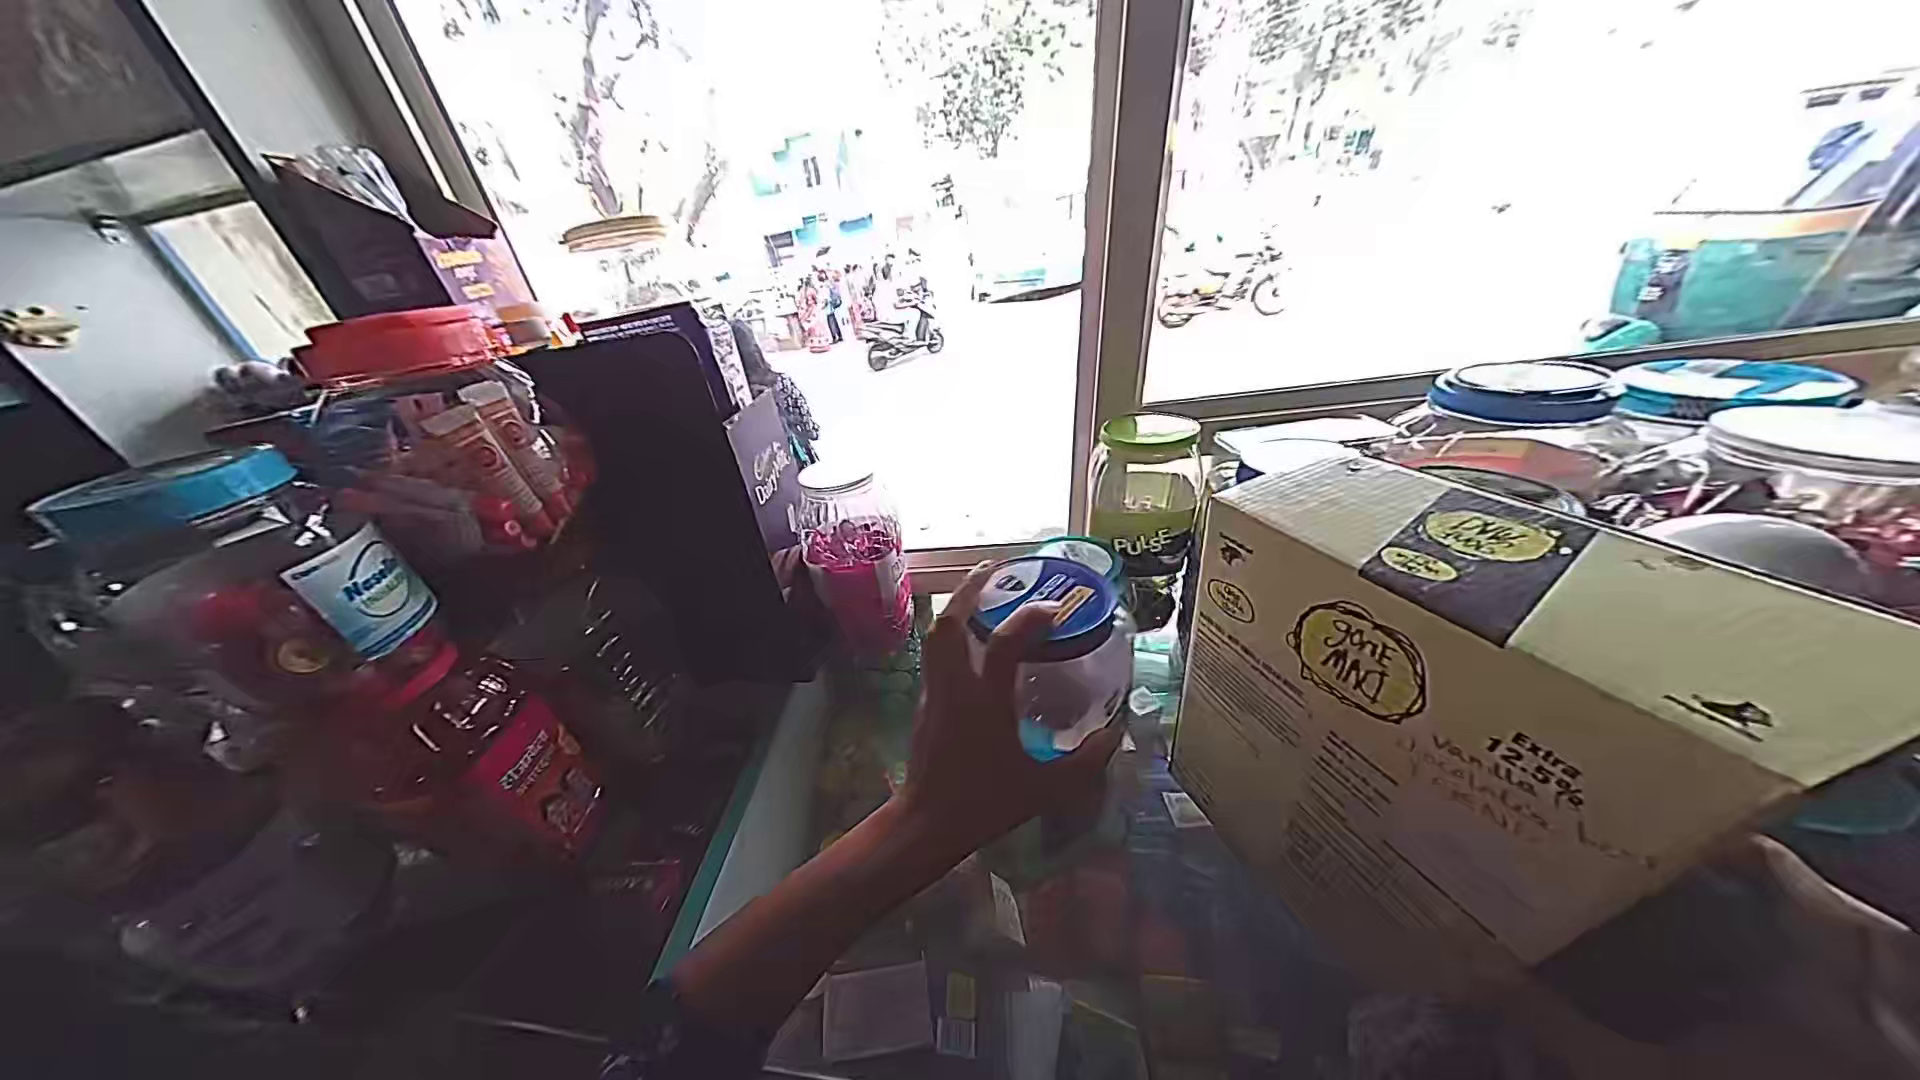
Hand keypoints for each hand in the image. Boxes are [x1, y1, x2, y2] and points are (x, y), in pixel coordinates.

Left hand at [895, 562, 1123, 859]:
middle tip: (997, 569)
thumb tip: (1114, 735)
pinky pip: (936, 651)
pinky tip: (974, 635)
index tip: (1055, 608)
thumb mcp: (1044, 789)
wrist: (927, 822)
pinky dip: (953, 630)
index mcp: (984, 703)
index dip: (1030, 619)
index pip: (1004, 645)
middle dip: (970, 588)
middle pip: (949, 623)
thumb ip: (1085, 762)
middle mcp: (954, 687)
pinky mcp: (925, 698)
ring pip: (936, 633)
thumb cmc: (984, 804)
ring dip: (957, 604)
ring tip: (982, 589)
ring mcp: (934, 690)